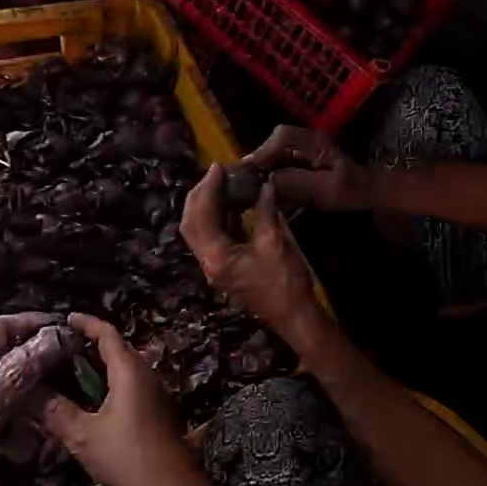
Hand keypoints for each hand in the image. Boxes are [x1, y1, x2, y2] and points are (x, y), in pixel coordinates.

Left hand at [0, 312, 76, 485]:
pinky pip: (12, 430)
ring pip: (19, 397)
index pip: (5, 327)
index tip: (67, 329)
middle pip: (17, 361)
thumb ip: (25, 365)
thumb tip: (62, 333)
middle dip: (46, 366)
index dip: (34, 322)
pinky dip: (25, 437)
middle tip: (76, 372)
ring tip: (61, 415)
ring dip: (41, 405)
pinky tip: (31, 451)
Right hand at [39, 314, 195, 485]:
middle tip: (61, 347)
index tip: (66, 318)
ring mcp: (153, 390)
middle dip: (90, 344)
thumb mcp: (84, 435)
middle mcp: (144, 372)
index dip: (87, 323)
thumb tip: (30, 394)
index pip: (107, 334)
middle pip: (117, 348)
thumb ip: (57, 412)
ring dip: (99, 365)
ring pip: (123, 367)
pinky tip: (91, 398)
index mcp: (129, 370)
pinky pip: (129, 383)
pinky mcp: (155, 407)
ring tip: (70, 370)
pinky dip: (109, 381)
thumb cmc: (127, 455)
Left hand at [182, 164, 326, 338]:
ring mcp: (215, 266)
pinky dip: (220, 218)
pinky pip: (214, 237)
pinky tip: (233, 204)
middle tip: (216, 174)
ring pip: (200, 230)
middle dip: (200, 195)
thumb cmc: (286, 283)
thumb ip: (265, 212)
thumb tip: (265, 186)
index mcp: (216, 257)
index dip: (207, 188)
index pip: (201, 216)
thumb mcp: (276, 243)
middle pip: (191, 222)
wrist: (295, 318)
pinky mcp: (225, 268)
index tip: (218, 168)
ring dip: (207, 206)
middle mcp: (208, 262)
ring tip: (223, 184)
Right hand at [246, 126, 373, 210]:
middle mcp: (305, 140)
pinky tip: (265, 194)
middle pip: (273, 145)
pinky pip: (279, 166)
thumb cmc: (352, 190)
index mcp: (315, 141)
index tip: (248, 170)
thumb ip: (299, 184)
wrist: (368, 192)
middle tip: (242, 183)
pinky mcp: (300, 162)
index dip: (263, 152)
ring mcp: (302, 150)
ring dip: (261, 172)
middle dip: (257, 163)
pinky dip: (270, 178)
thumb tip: (269, 180)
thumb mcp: (328, 190)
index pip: (282, 137)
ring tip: (248, 190)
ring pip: (274, 156)